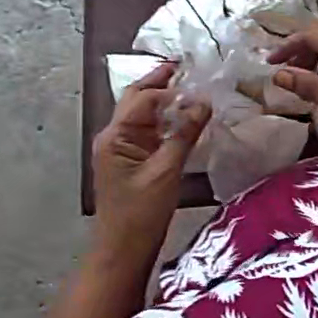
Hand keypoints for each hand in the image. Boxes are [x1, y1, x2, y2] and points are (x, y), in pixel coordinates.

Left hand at [92, 63, 209, 264]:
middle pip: (137, 99)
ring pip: (143, 114)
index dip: (171, 89)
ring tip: (192, 88)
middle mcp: (114, 136)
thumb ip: (184, 134)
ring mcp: (122, 148)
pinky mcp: (132, 161)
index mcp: (115, 136)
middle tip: (188, 67)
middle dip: (160, 82)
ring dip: (164, 100)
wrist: (124, 250)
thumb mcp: (166, 171)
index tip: (200, 82)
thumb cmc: (141, 213)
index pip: (144, 99)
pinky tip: (186, 119)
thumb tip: (203, 102)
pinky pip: (150, 132)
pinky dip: (166, 121)